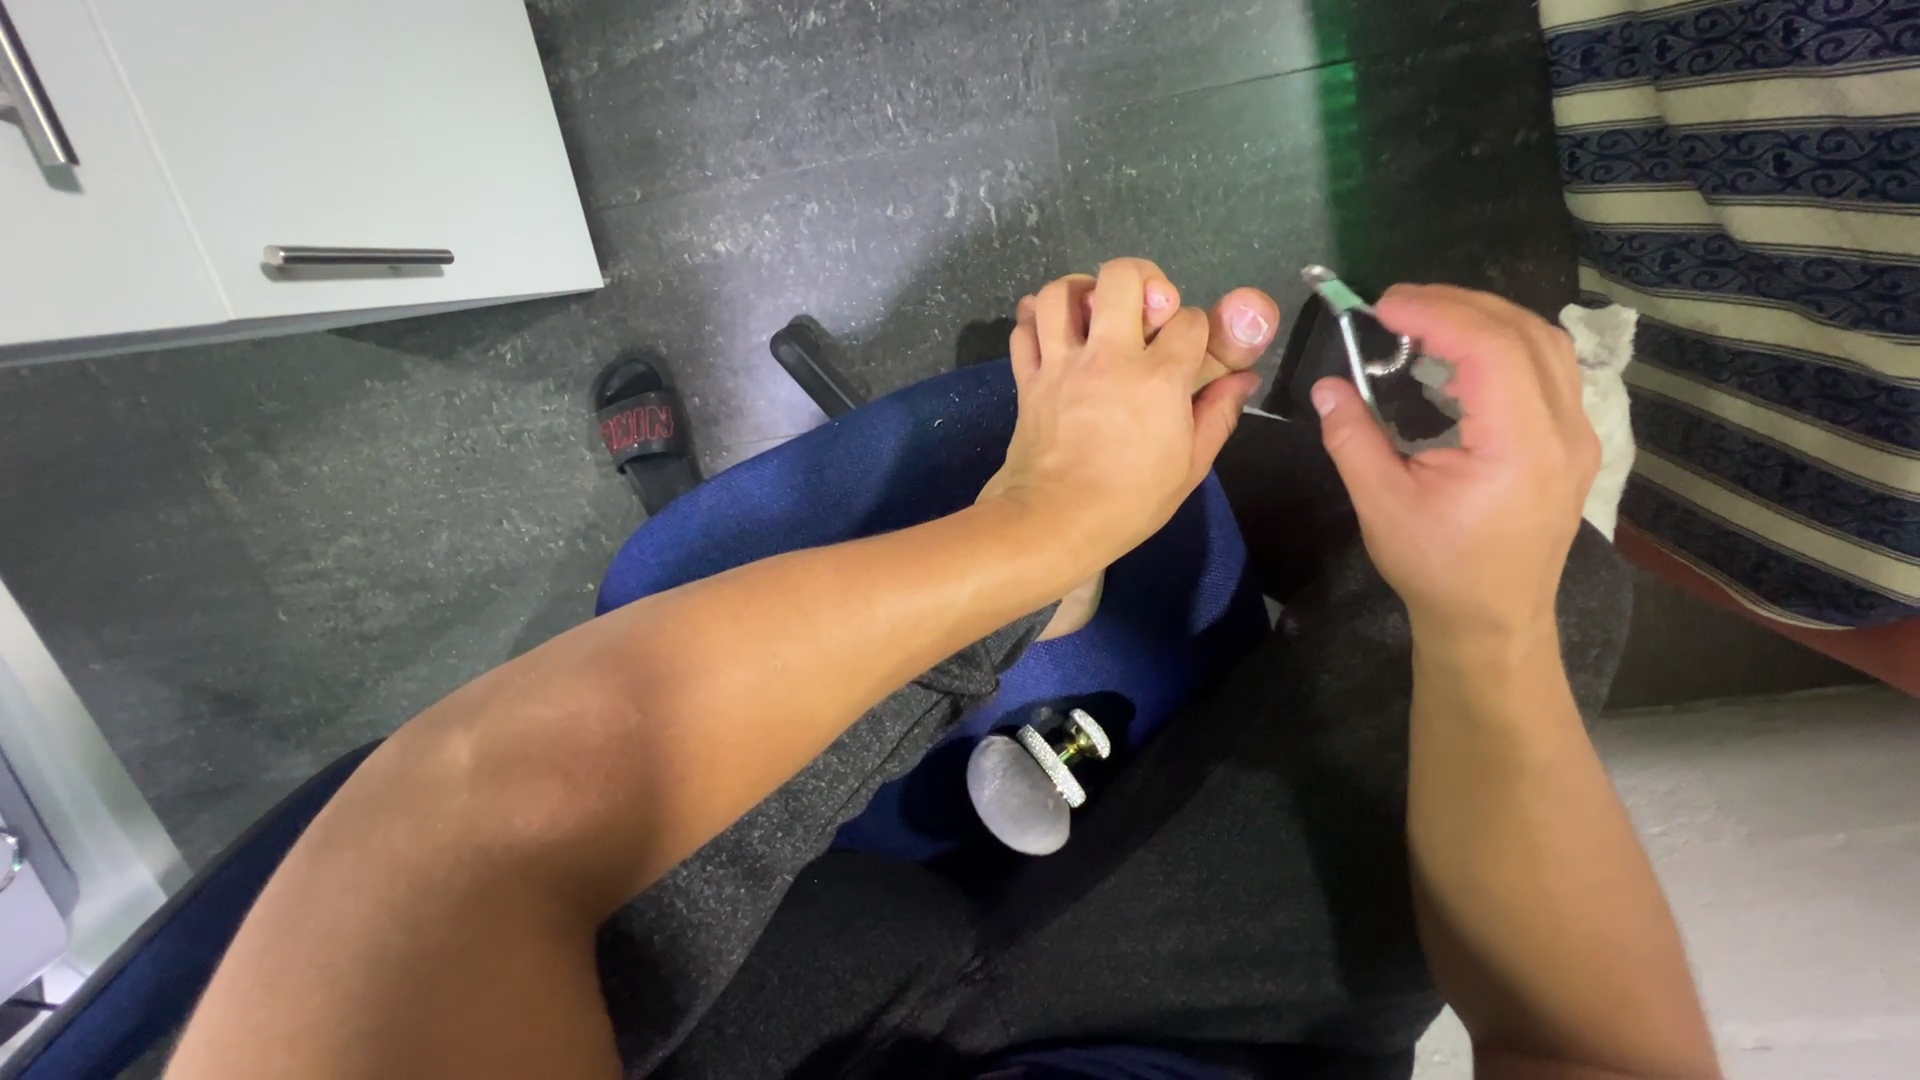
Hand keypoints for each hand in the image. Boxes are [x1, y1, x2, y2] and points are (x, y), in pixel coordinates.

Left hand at [980, 258, 1262, 568]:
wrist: (1053, 521)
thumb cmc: (1129, 502)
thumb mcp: (1190, 466)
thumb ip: (1217, 414)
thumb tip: (1243, 379)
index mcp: (1157, 378)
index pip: (1188, 319)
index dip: (1195, 329)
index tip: (1190, 352)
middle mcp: (1107, 358)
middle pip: (1122, 277)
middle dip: (1142, 278)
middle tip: (1144, 307)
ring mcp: (1061, 365)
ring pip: (1060, 293)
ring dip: (1080, 291)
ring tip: (1093, 312)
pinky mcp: (1027, 380)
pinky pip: (1023, 331)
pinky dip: (1034, 322)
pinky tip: (1052, 335)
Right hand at [1313, 285, 1598, 642]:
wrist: (1491, 617)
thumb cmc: (1434, 566)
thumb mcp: (1380, 504)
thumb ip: (1353, 438)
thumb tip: (1326, 387)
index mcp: (1520, 447)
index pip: (1491, 348)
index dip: (1437, 314)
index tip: (1383, 305)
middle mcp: (1565, 430)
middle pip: (1526, 333)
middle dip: (1459, 304)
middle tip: (1397, 304)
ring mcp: (1577, 435)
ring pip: (1546, 345)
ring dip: (1485, 320)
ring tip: (1425, 321)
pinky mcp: (1570, 442)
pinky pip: (1547, 371)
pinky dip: (1502, 347)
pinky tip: (1459, 362)